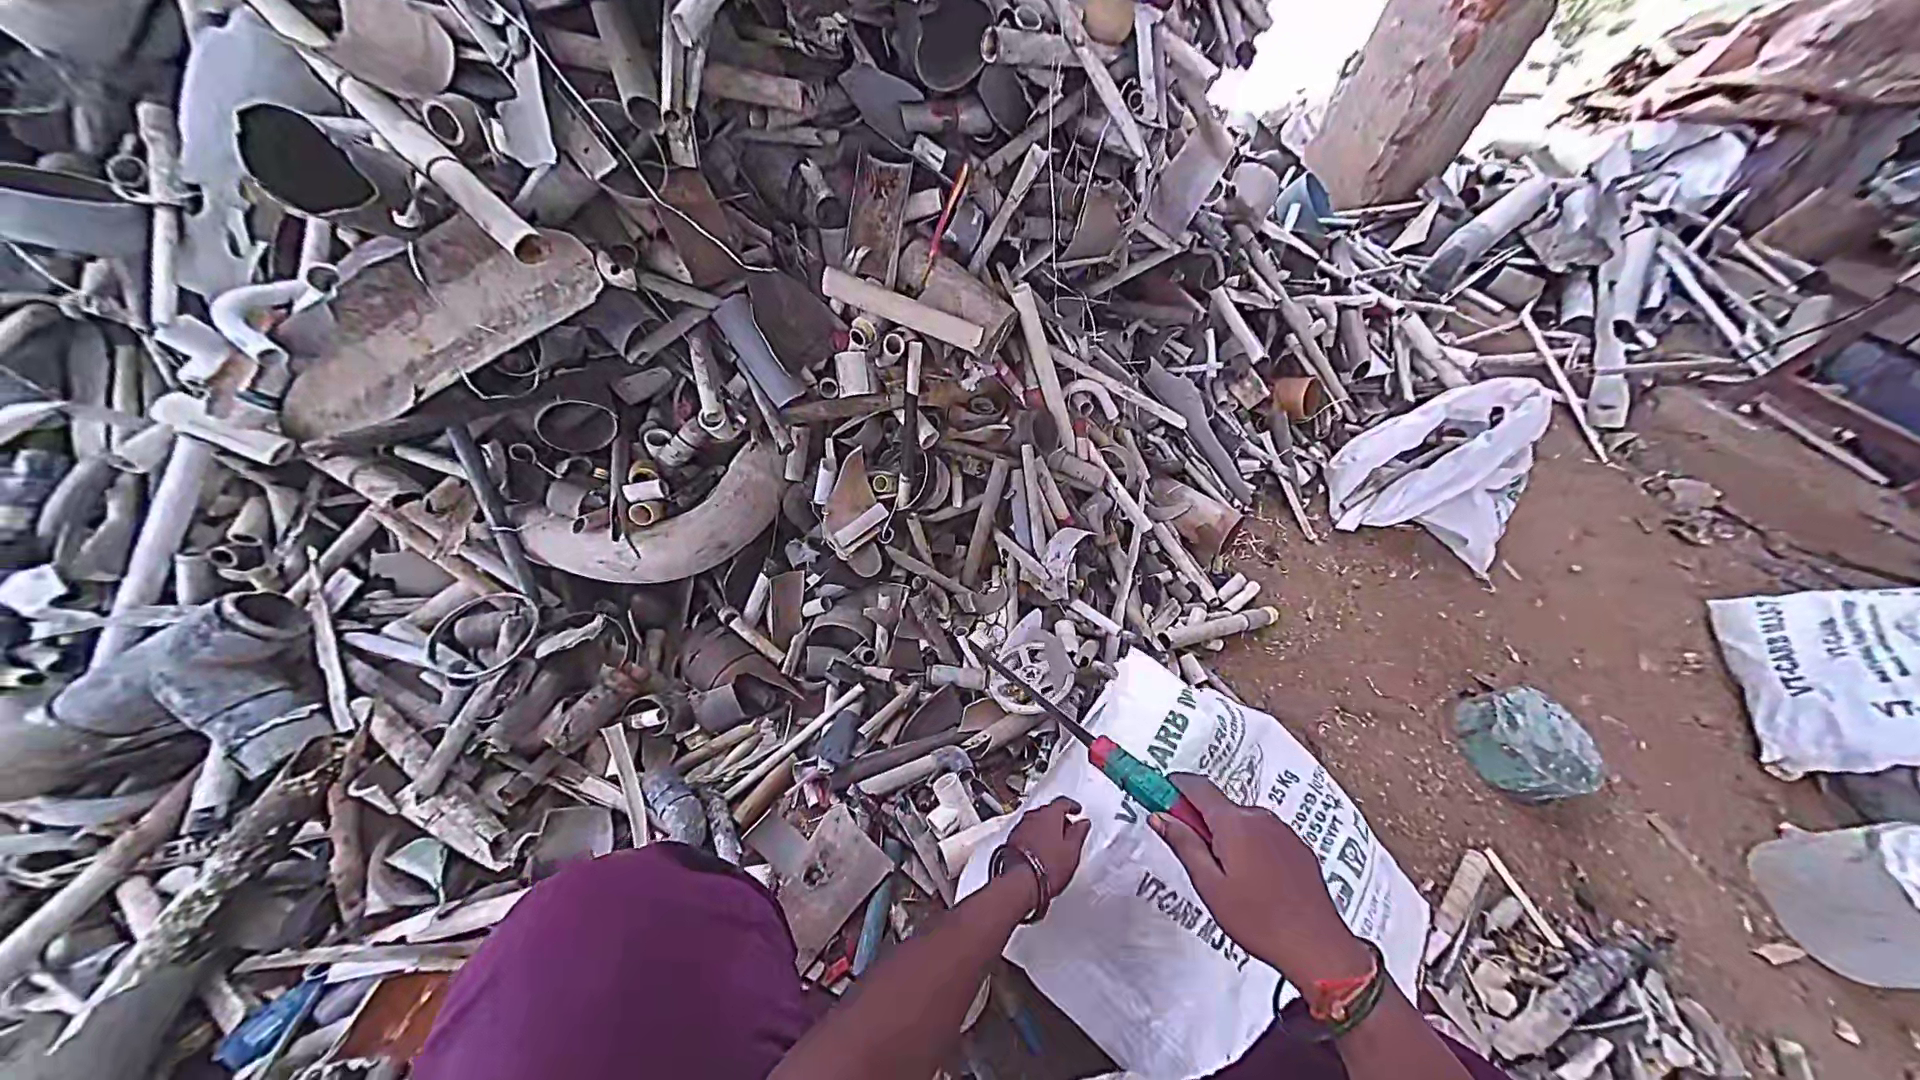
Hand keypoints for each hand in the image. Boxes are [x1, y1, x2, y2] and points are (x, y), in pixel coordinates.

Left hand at [1004, 796, 1090, 902]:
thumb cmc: (1047, 867)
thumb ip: (1079, 833)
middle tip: (1068, 828)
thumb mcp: (1072, 850)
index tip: (1077, 810)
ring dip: (1046, 828)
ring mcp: (1021, 827)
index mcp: (1049, 815)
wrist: (1021, 882)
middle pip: (1048, 811)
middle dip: (1059, 818)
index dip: (1072, 806)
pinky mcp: (1012, 840)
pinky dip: (1035, 837)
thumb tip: (1083, 823)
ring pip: (1037, 822)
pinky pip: (1027, 832)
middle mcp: (1033, 817)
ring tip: (1055, 843)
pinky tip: (1041, 850)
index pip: (1062, 802)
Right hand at [1149, 774, 1370, 984]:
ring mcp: (1282, 831)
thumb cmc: (1262, 921)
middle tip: (1192, 855)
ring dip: (1225, 836)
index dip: (1173, 787)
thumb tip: (1160, 816)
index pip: (1195, 786)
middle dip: (1199, 821)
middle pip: (1218, 805)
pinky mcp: (1297, 846)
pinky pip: (1263, 834)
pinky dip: (1249, 845)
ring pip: (1240, 821)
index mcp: (1234, 822)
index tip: (1158, 795)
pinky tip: (1252, 881)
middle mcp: (1259, 817)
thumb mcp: (1209, 884)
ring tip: (1227, 878)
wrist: (1319, 949)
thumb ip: (1183, 844)